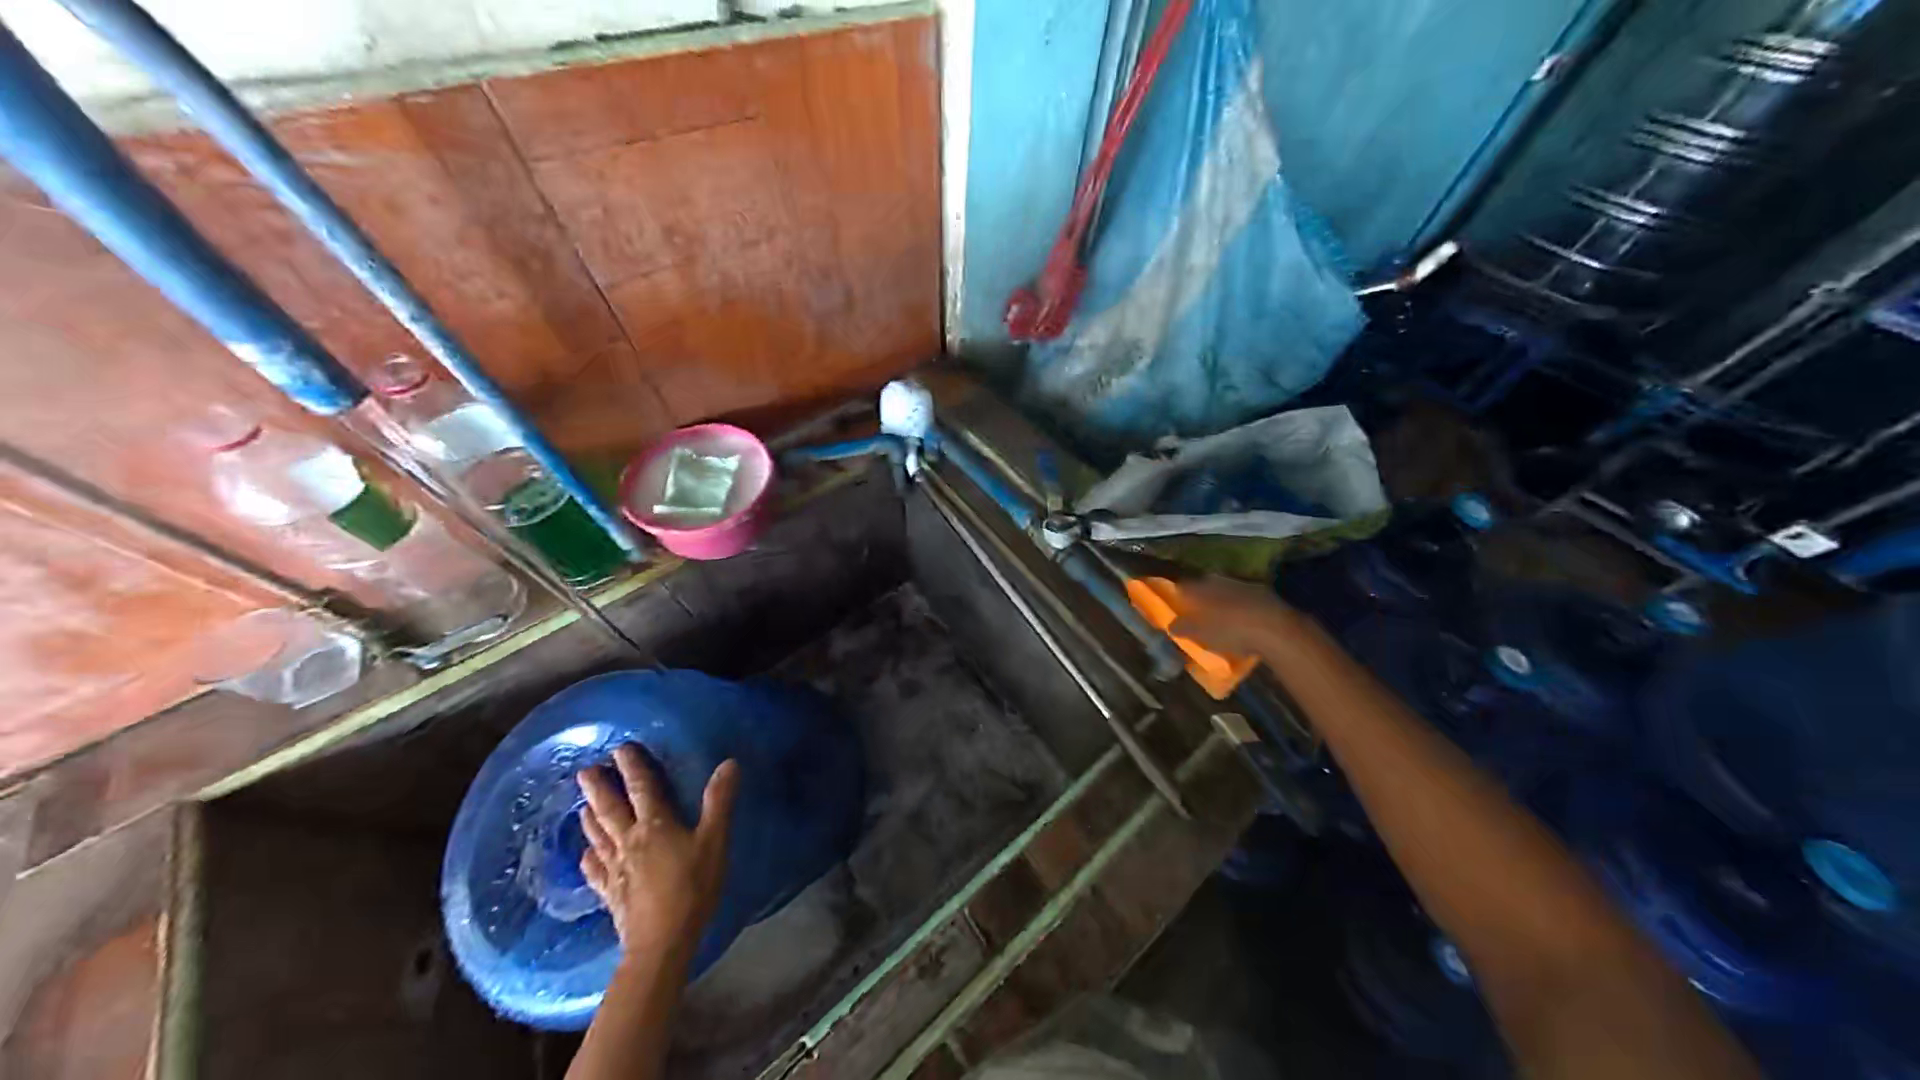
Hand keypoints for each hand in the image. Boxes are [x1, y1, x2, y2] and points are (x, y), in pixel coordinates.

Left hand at [577, 745, 739, 956]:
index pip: (641, 788)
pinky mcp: (611, 894)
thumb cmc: (692, 888)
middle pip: (610, 809)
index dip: (632, 766)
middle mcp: (629, 841)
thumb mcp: (714, 842)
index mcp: (655, 825)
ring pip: (599, 836)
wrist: (660, 942)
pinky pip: (596, 871)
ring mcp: (616, 869)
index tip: (621, 748)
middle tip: (585, 770)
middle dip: (598, 788)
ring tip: (581, 805)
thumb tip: (728, 763)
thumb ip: (719, 801)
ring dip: (590, 818)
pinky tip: (586, 855)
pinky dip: (589, 858)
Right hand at [1165, 575, 1308, 656]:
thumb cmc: (1229, 630)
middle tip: (1200, 616)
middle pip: (1206, 587)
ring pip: (1228, 592)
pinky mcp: (1266, 596)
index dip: (1178, 597)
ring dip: (1224, 603)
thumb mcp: (1199, 633)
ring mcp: (1245, 586)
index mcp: (1202, 587)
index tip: (1177, 609)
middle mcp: (1221, 581)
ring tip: (1223, 622)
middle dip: (1202, 599)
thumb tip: (1172, 624)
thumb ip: (1182, 627)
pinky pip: (1247, 601)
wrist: (1276, 629)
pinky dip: (1243, 610)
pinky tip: (1245, 624)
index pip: (1183, 587)